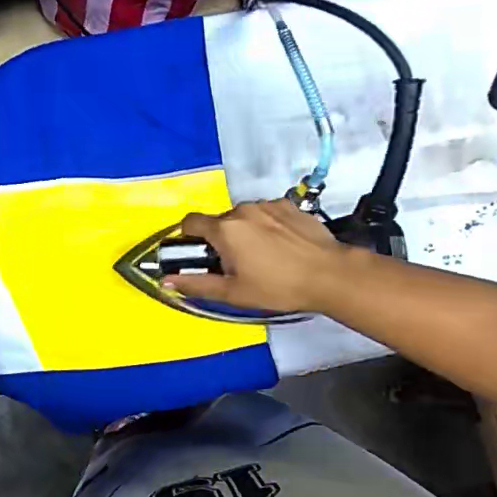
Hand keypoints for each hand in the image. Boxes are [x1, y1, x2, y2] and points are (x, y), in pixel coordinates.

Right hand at [160, 200, 362, 314]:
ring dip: (245, 231)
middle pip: (219, 221)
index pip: (190, 222)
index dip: (188, 237)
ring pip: (244, 216)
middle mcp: (242, 210)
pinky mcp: (288, 204)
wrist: (329, 275)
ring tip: (264, 256)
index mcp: (224, 229)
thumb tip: (166, 281)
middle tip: (238, 264)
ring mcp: (267, 204)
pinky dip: (267, 225)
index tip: (199, 254)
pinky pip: (267, 212)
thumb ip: (197, 284)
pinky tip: (281, 245)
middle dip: (222, 239)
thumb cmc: (278, 287)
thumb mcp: (233, 292)